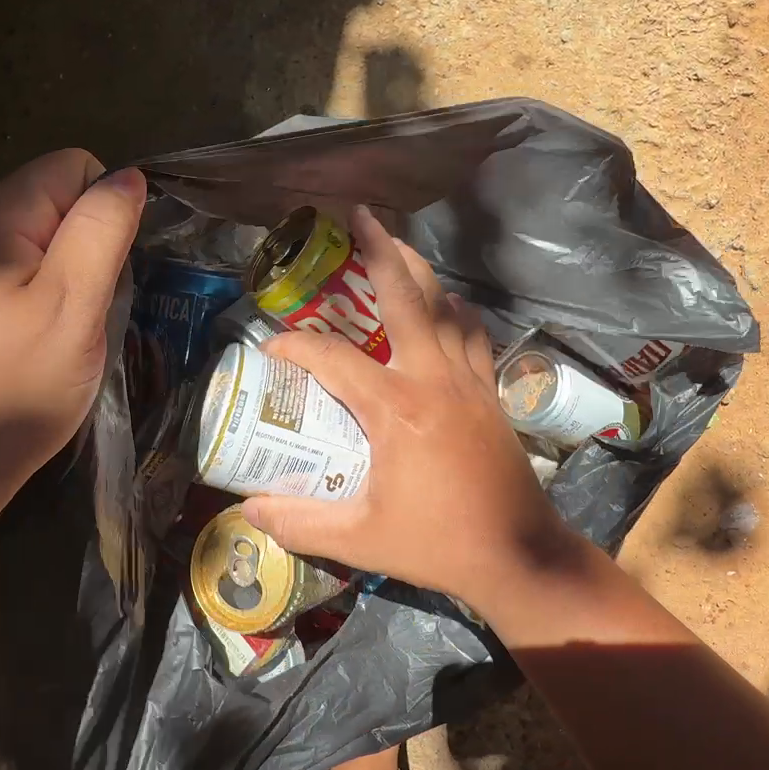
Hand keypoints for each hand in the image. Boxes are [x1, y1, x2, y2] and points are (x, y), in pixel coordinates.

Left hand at [0, 149, 144, 506]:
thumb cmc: (16, 384)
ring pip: (54, 241)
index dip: (106, 206)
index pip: (74, 167)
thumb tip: (129, 177)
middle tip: (93, 303)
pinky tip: (55, 338)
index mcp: (0, 218)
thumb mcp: (71, 304)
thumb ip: (100, 231)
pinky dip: (57, 296)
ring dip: (79, 274)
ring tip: (78, 325)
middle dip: (95, 242)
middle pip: (63, 200)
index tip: (109, 265)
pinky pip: (34, 273)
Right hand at [240, 207, 584, 608]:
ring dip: (419, 270)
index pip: (333, 359)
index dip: (295, 346)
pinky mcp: (488, 390)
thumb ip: (300, 521)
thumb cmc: (439, 544)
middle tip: (360, 215)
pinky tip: (443, 305)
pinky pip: (471, 332)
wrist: (519, 554)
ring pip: (444, 304)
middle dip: (380, 250)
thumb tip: (249, 509)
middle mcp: (433, 378)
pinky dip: (453, 309)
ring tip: (396, 247)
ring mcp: (468, 379)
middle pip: (406, 296)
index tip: (270, 346)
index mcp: (396, 408)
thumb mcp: (361, 539)